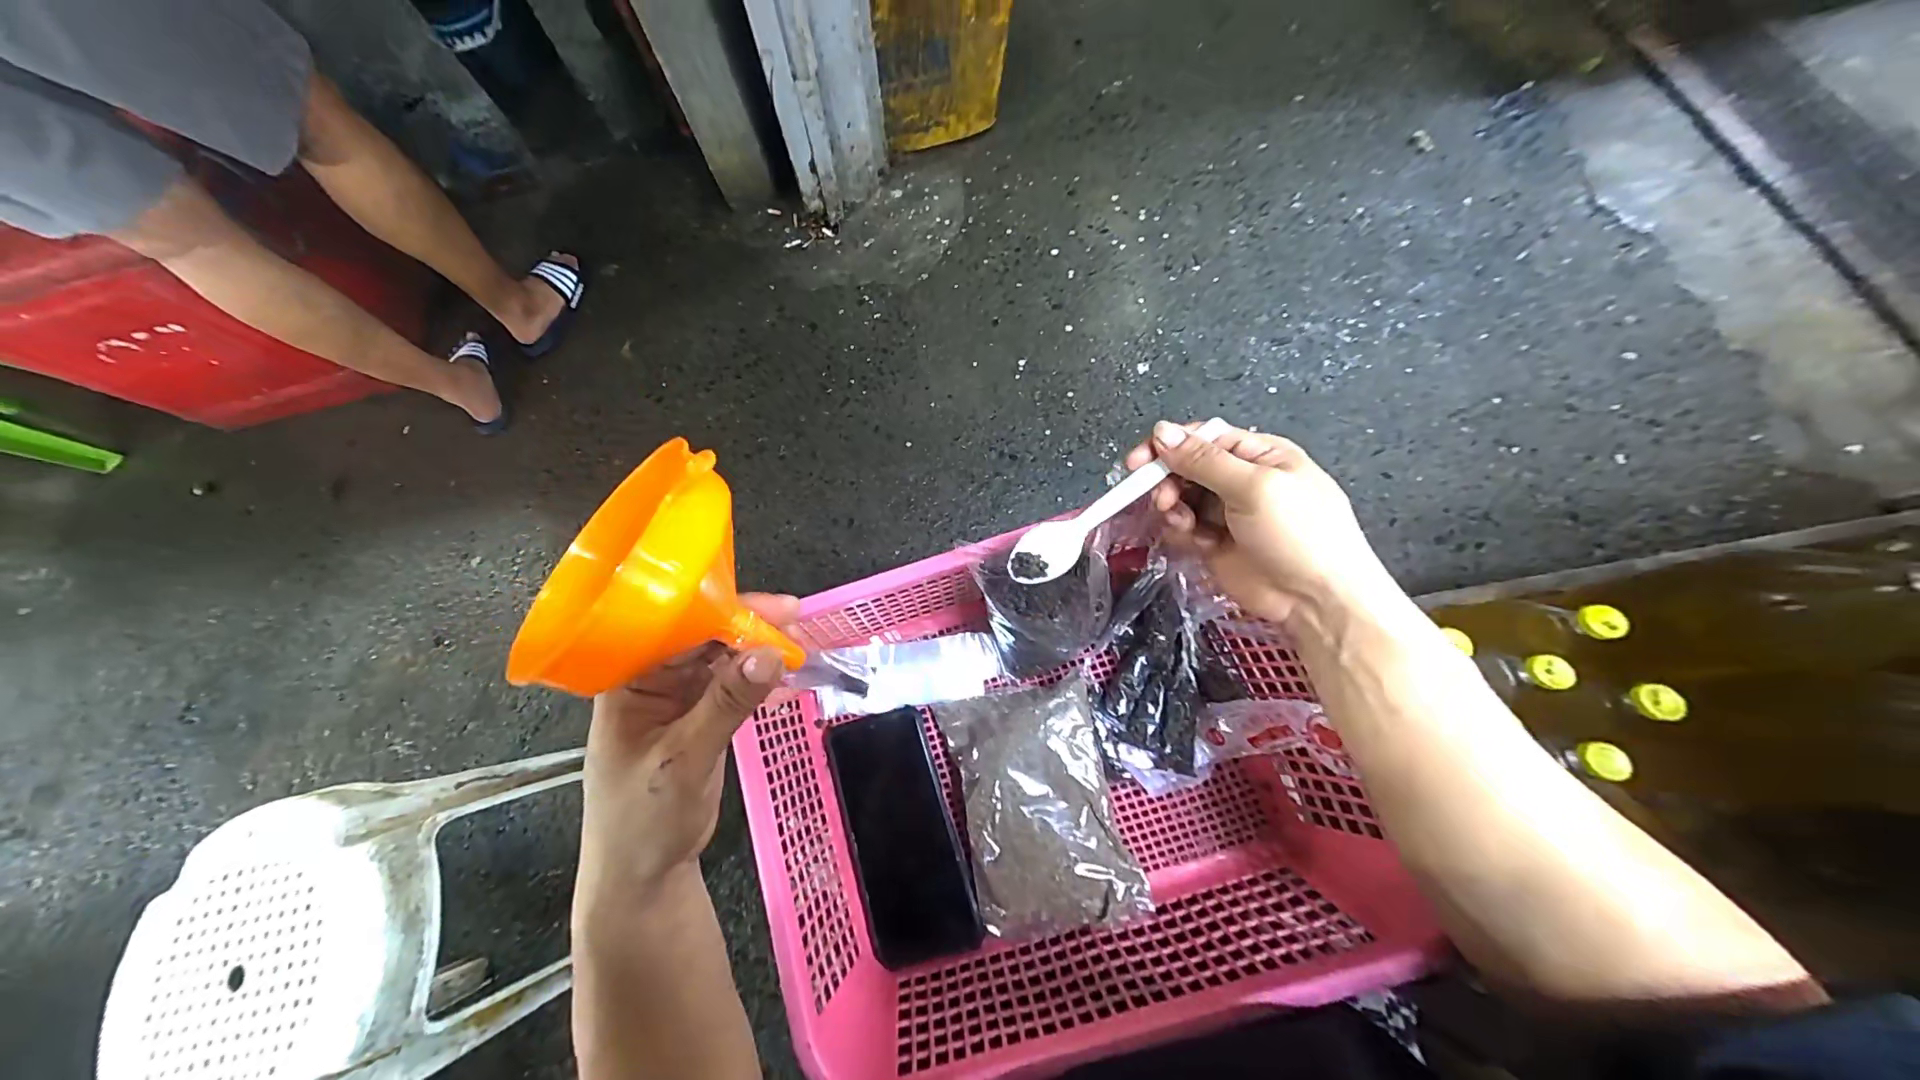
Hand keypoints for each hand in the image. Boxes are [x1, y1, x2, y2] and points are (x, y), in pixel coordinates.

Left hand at [574, 593, 801, 910]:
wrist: (644, 878)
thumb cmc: (643, 821)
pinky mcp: (701, 717)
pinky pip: (733, 686)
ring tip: (799, 645)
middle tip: (797, 622)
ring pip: (723, 660)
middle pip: (704, 638)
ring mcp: (678, 700)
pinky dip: (759, 680)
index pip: (678, 630)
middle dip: (749, 628)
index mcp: (629, 682)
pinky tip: (787, 679)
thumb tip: (771, 654)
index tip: (776, 609)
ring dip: (759, 651)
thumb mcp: (684, 760)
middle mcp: (652, 682)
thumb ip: (726, 705)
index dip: (726, 612)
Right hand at [1123, 421, 1398, 627]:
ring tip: (1183, 523)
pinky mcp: (1215, 542)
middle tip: (1162, 499)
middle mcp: (1240, 479)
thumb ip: (1204, 460)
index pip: (1203, 438)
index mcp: (1259, 454)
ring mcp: (1227, 512)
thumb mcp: (1254, 487)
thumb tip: (1163, 432)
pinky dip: (1182, 531)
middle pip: (1185, 467)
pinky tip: (1196, 540)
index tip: (1139, 461)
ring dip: (1173, 508)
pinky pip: (1184, 527)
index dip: (1169, 446)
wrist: (1316, 600)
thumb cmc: (1301, 536)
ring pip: (1180, 498)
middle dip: (1167, 480)